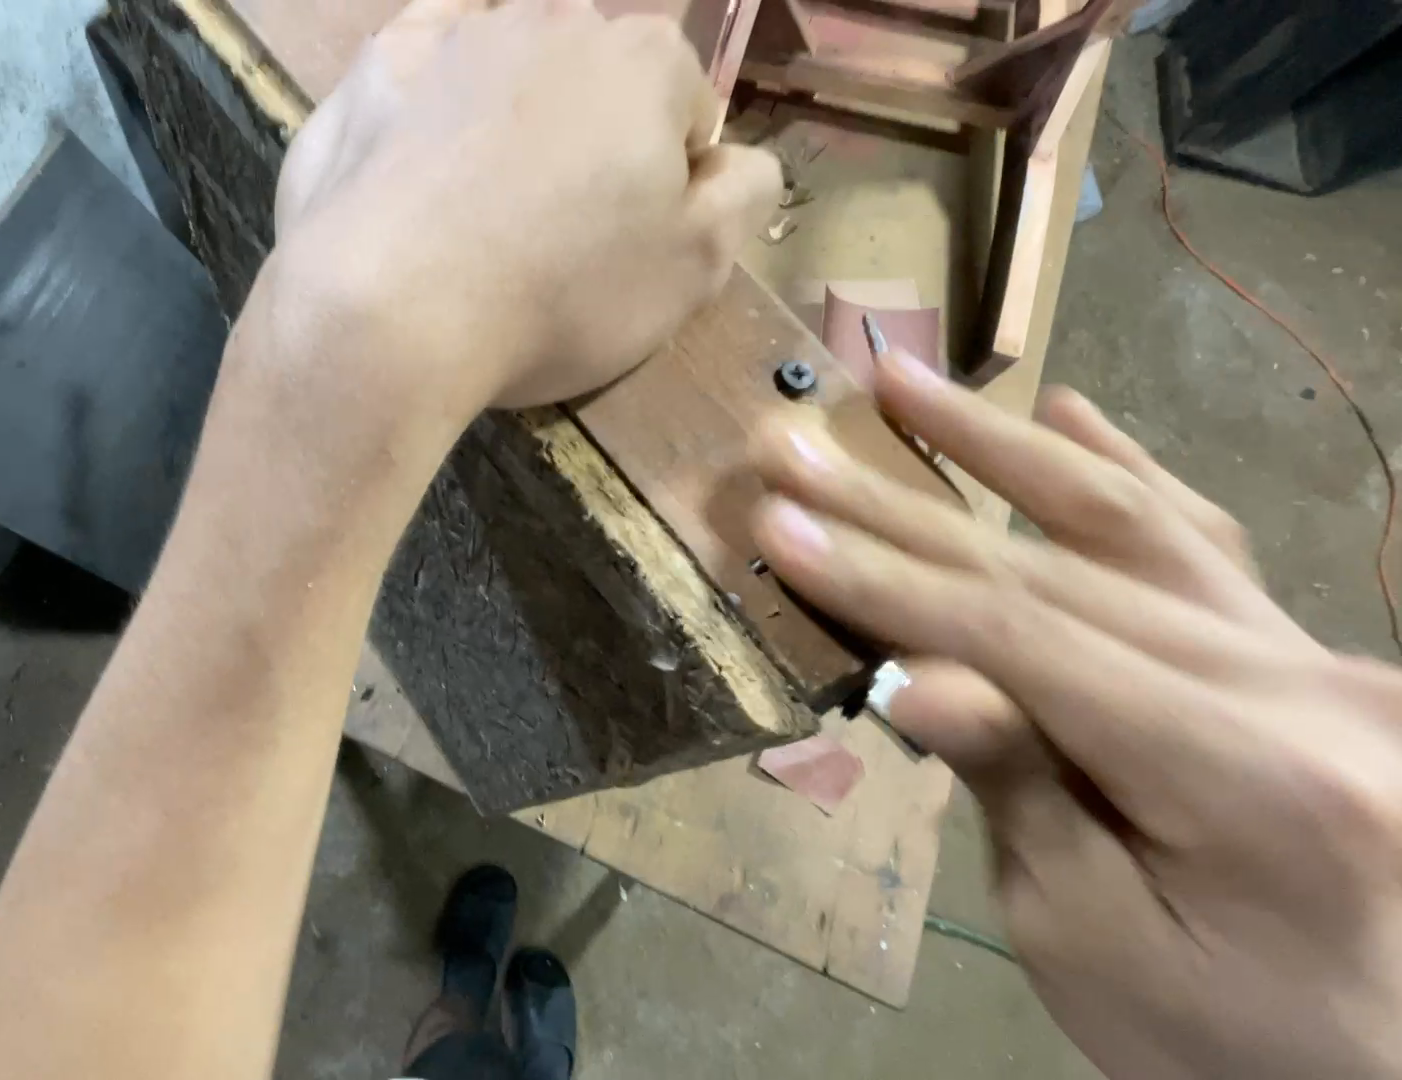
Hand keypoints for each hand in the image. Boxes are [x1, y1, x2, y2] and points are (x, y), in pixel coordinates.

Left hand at [267, 0, 781, 413]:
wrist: (390, 315)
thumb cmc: (556, 299)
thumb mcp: (690, 272)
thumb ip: (743, 199)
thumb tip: (733, 162)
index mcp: (644, 61)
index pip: (683, 115)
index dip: (663, 189)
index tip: (623, 251)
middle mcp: (551, 22)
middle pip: (593, 88)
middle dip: (588, 149)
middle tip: (548, 241)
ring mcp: (452, 38)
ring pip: (506, 79)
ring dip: (508, 130)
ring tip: (475, 218)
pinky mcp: (371, 74)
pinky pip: (421, 77)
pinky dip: (428, 113)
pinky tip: (419, 174)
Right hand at [748, 351, 1401, 1078]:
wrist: (1390, 1060)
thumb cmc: (1217, 1032)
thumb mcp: (1088, 938)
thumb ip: (1017, 789)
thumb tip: (911, 680)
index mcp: (1253, 778)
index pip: (1019, 640)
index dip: (883, 579)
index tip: (782, 524)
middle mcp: (1302, 686)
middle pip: (1049, 569)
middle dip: (897, 508)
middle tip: (795, 451)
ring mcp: (1312, 654)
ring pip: (1125, 522)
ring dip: (993, 445)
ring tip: (900, 382)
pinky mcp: (1300, 653)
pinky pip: (1202, 540)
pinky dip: (1123, 470)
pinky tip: (1064, 413)